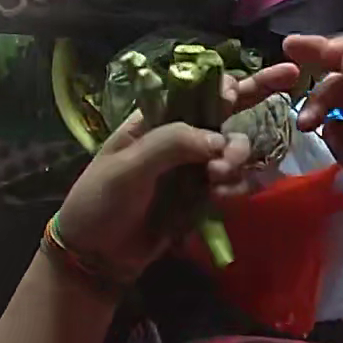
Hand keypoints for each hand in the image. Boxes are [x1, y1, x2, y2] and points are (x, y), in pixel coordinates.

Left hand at [54, 67, 298, 280]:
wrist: (95, 256)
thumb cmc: (100, 201)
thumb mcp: (127, 167)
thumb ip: (170, 144)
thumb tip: (220, 139)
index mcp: (157, 118)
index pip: (199, 89)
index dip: (226, 87)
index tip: (233, 97)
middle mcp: (182, 136)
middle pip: (230, 114)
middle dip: (247, 121)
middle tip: (229, 155)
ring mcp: (195, 167)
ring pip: (236, 151)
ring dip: (236, 161)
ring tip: (217, 179)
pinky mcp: (204, 197)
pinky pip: (235, 184)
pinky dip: (236, 188)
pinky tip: (220, 198)